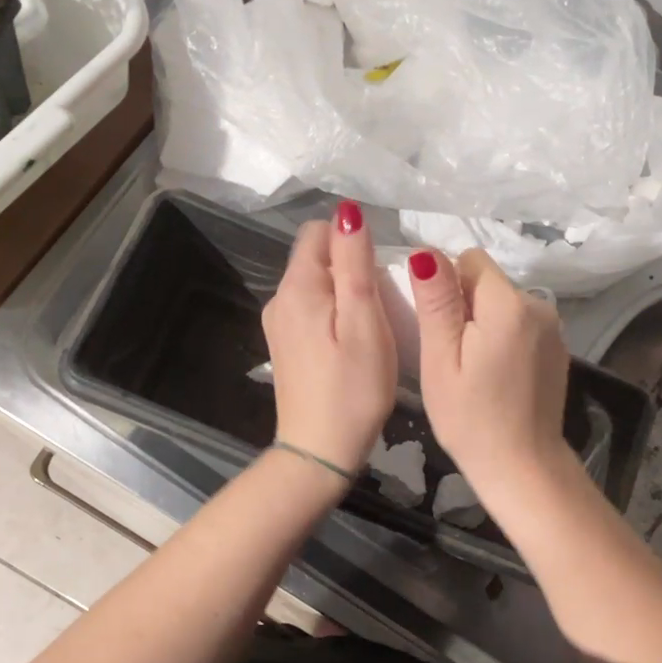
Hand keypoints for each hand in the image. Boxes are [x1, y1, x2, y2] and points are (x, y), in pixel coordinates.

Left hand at [260, 202, 397, 474]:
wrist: (320, 451)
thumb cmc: (353, 389)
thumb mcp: (365, 321)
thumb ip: (355, 264)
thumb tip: (347, 211)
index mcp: (297, 287)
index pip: (319, 231)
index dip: (353, 241)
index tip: (380, 274)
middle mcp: (279, 300)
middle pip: (317, 258)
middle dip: (351, 268)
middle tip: (383, 305)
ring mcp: (279, 326)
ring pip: (317, 287)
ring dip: (345, 294)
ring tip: (373, 327)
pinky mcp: (286, 349)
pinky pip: (312, 313)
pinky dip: (334, 317)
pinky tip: (353, 346)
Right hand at [409, 247, 573, 505]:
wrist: (523, 466)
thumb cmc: (471, 419)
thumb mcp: (441, 361)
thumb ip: (437, 302)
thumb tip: (425, 252)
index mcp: (508, 305)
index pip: (470, 260)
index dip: (446, 288)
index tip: (439, 329)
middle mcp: (538, 306)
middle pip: (489, 283)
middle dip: (466, 308)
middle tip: (452, 357)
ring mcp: (553, 328)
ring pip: (504, 305)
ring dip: (485, 325)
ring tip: (474, 371)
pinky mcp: (557, 349)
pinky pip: (521, 327)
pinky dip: (505, 341)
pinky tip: (497, 378)